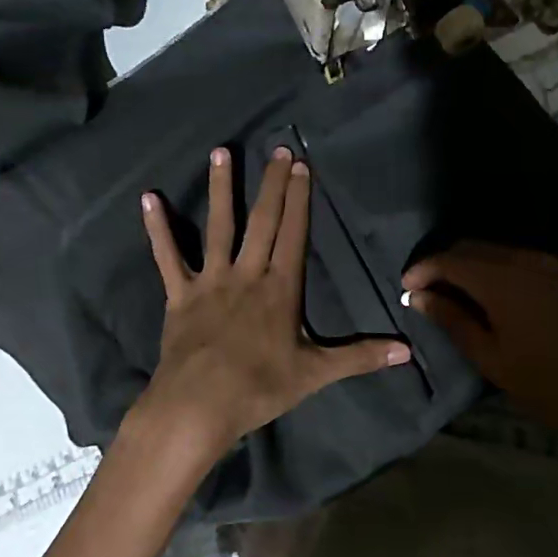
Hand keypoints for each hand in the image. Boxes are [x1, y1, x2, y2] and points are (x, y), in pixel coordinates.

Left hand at [137, 147, 409, 461]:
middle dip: (272, 183)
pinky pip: (167, 256)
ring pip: (218, 226)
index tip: (301, 166)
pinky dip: (158, 228)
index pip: (294, 234)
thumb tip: (408, 351)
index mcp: (281, 288)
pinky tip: (149, 198)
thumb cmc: (259, 388)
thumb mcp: (316, 373)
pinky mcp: (180, 294)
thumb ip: (361, 356)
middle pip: (262, 221)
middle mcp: (247, 274)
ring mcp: (211, 280)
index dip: (299, 198)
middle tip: (277, 149)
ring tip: (220, 152)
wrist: (197, 407)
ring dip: (221, 188)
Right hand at [401, 241, 557, 448]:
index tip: (404, 287)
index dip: (423, 269)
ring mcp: (544, 264)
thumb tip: (418, 296)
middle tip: (421, 291)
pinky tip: (481, 294)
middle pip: (470, 248)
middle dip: (442, 264)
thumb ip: (452, 320)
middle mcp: (522, 261)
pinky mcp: (556, 273)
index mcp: (502, 280)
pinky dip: (489, 269)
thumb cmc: (545, 382)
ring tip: (447, 294)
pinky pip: (511, 259)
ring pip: (491, 251)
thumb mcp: (490, 356)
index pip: (450, 259)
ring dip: (465, 265)